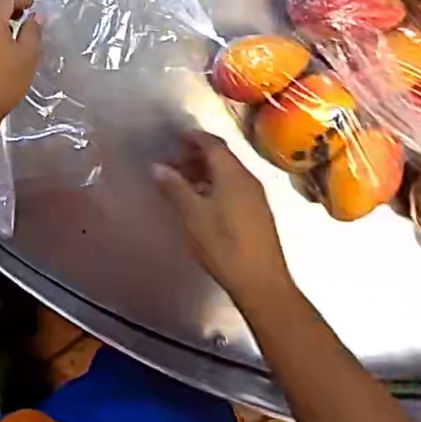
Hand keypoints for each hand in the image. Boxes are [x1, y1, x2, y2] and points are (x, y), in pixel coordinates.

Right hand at [153, 132, 294, 305]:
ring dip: (205, 171)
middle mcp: (247, 179)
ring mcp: (256, 197)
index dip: (193, 138)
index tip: (174, 139)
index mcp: (232, 174)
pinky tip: (201, 201)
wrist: (262, 283)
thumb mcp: (192, 215)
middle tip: (173, 164)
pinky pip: (234, 186)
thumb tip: (158, 166)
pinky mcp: (258, 213)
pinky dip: (215, 183)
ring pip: (227, 172)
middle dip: (196, 155)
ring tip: (182, 183)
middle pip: (221, 156)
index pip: (212, 144)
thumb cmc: (223, 245)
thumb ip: (175, 187)